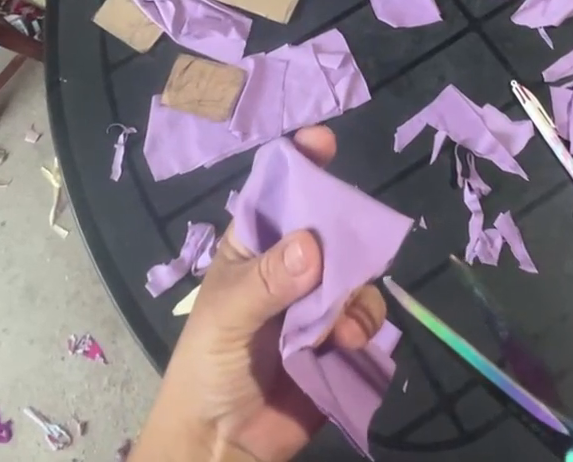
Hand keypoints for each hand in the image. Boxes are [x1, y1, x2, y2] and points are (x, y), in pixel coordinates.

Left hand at [131, 126, 387, 461]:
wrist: (224, 443)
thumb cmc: (208, 364)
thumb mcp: (226, 315)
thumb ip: (267, 281)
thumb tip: (312, 244)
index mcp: (254, 242)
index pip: (277, 190)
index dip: (301, 162)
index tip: (324, 141)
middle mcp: (289, 262)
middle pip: (327, 224)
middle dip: (344, 229)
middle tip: (356, 240)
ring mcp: (315, 298)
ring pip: (353, 269)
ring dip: (353, 289)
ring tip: (337, 322)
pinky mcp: (337, 335)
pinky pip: (364, 311)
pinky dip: (361, 322)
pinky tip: (344, 342)